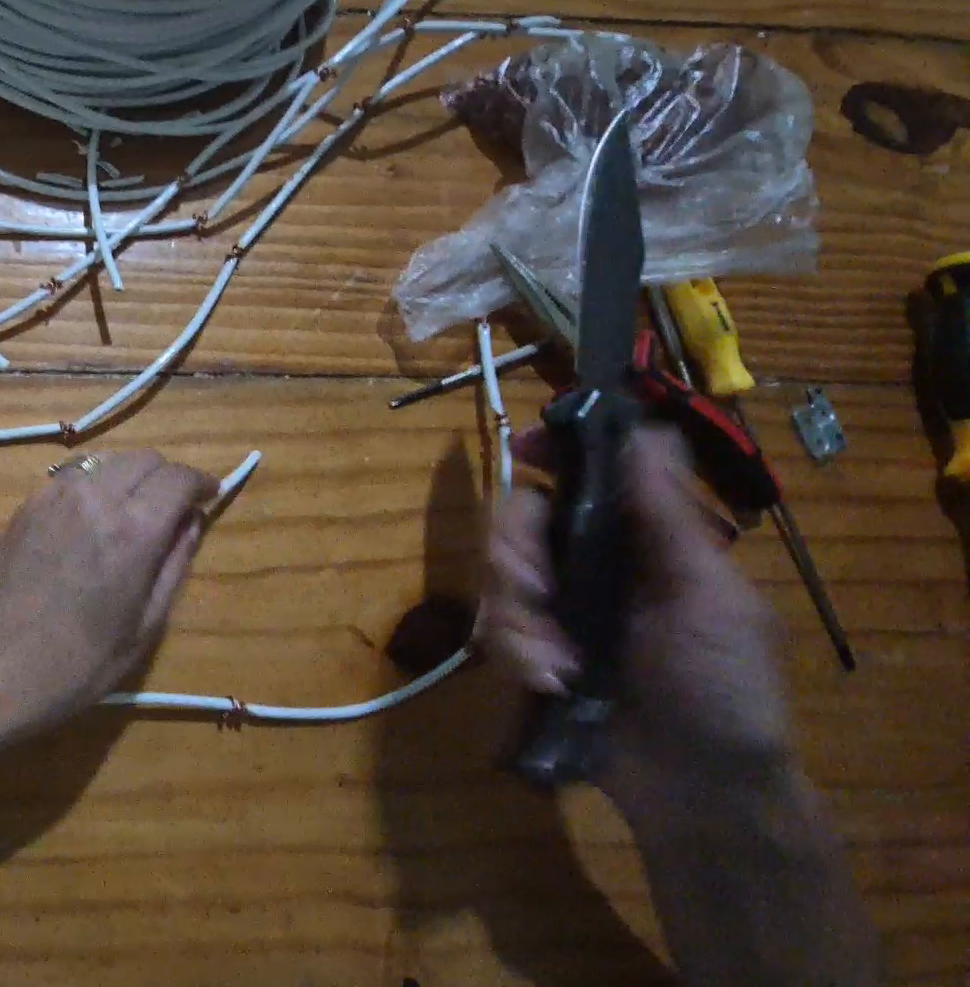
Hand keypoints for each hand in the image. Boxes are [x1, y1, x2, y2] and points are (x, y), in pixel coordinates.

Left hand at [0, 450, 217, 763]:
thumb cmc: (73, 667)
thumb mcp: (142, 629)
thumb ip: (174, 566)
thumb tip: (191, 522)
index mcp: (132, 530)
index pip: (177, 477)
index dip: (200, 483)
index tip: (208, 497)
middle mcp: (94, 497)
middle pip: (143, 458)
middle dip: (167, 477)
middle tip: (173, 509)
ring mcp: (52, 496)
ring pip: (106, 460)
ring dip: (130, 476)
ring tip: (134, 511)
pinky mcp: (25, 506)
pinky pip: (72, 475)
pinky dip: (95, 483)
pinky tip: (93, 517)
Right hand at [478, 426, 796, 812]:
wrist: (692, 785)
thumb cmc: (722, 684)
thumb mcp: (707, 595)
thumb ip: (666, 516)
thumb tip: (644, 428)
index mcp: (640, 539)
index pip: (584, 474)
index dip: (549, 452)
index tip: (522, 448)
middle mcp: (588, 561)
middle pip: (519, 517)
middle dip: (514, 551)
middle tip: (535, 589)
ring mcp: (552, 604)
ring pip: (495, 573)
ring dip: (519, 619)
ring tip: (558, 664)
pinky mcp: (524, 644)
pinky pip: (491, 627)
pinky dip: (516, 653)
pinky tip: (551, 681)